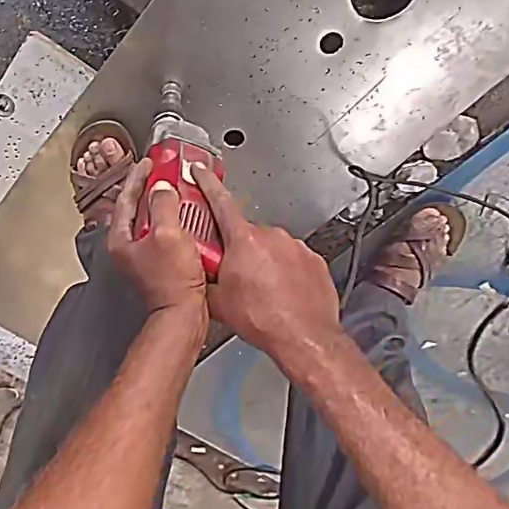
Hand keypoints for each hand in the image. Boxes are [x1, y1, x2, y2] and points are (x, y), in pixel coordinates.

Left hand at [107, 158, 208, 313]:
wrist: (183, 314)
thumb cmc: (172, 283)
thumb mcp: (168, 234)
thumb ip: (164, 206)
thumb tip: (162, 188)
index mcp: (122, 240)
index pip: (125, 198)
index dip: (138, 177)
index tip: (148, 163)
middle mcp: (130, 248)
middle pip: (138, 208)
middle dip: (152, 188)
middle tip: (164, 172)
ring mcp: (145, 257)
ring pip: (153, 220)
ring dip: (166, 204)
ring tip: (179, 190)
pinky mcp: (162, 263)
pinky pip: (167, 233)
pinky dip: (177, 221)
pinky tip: (190, 217)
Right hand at [196, 171, 341, 359]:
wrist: (304, 337)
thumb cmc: (264, 320)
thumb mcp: (218, 302)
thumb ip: (203, 278)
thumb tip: (195, 274)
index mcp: (244, 241)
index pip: (220, 202)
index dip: (206, 184)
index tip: (200, 171)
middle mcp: (271, 236)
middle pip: (246, 234)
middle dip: (239, 250)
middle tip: (235, 274)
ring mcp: (295, 246)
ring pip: (270, 247)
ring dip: (264, 262)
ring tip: (263, 290)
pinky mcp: (313, 259)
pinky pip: (292, 259)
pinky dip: (285, 271)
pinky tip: (281, 292)